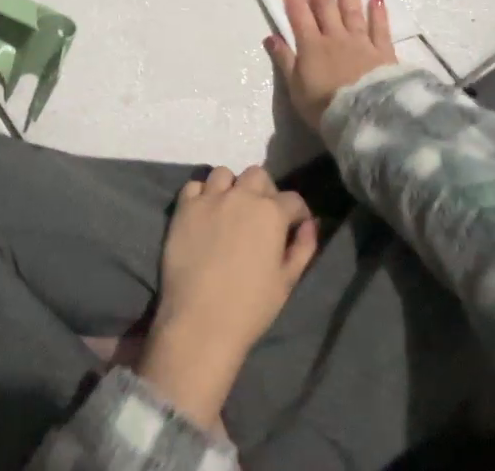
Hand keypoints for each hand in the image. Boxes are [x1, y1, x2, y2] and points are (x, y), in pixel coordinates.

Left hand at [139, 166, 316, 427]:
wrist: (201, 320)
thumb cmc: (251, 306)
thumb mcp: (288, 280)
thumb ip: (303, 247)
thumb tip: (311, 224)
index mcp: (271, 213)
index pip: (293, 199)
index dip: (297, 213)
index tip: (295, 227)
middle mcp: (241, 196)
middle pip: (257, 175)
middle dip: (264, 191)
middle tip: (261, 216)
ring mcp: (209, 199)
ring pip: (224, 174)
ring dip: (231, 187)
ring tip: (230, 210)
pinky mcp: (183, 208)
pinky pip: (194, 186)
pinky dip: (201, 194)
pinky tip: (204, 214)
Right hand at [266, 0, 397, 131]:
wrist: (366, 119)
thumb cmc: (324, 107)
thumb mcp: (296, 88)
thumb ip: (285, 60)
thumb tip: (271, 36)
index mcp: (310, 45)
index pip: (298, 9)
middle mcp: (334, 37)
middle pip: (325, 0)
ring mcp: (360, 43)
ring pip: (351, 7)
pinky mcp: (383, 54)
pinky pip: (379, 29)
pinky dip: (377, 13)